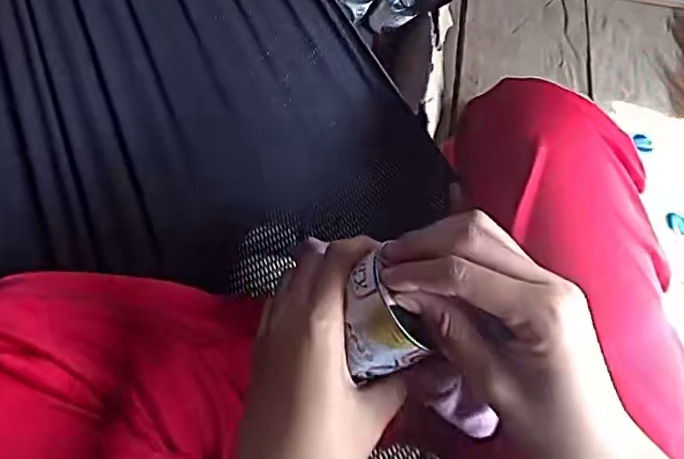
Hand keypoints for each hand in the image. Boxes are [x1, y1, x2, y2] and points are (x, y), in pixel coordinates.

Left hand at [235, 236, 407, 458]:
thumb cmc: (323, 446)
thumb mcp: (370, 416)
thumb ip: (398, 381)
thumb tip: (424, 361)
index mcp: (316, 320)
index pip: (335, 257)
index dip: (359, 246)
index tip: (384, 253)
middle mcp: (288, 311)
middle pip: (311, 256)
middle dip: (340, 254)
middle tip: (371, 273)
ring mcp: (268, 323)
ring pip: (292, 273)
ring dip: (317, 271)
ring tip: (348, 292)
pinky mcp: (259, 339)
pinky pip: (279, 296)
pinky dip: (299, 291)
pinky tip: (320, 318)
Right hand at [381, 212, 665, 458]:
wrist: (602, 449)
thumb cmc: (554, 430)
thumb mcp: (493, 385)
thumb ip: (449, 330)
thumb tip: (406, 291)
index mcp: (542, 310)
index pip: (464, 270)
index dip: (418, 270)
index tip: (387, 277)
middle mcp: (551, 282)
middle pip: (473, 234)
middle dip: (424, 242)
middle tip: (390, 258)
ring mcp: (550, 277)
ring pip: (482, 230)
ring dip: (438, 237)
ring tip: (407, 255)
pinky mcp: (543, 281)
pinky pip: (493, 245)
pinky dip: (457, 244)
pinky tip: (434, 256)